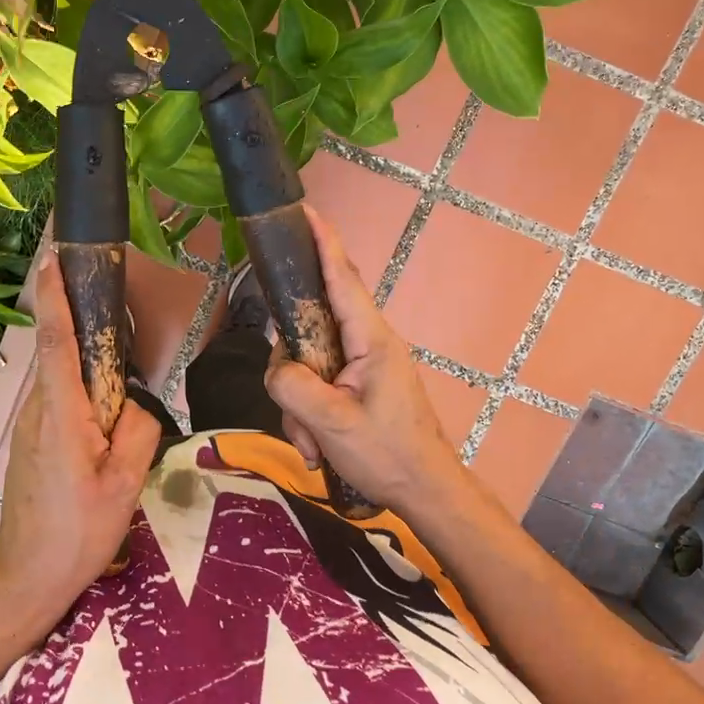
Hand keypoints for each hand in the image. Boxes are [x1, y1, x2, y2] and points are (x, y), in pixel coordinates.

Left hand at [0, 253, 160, 624]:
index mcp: (62, 413)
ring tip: (119, 397)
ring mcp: (29, 424)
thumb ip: (139, 428)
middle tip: (119, 320)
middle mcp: (37, 409)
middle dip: (84, 329)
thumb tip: (136, 399)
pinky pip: (59, 401)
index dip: (53, 295)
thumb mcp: (126, 483)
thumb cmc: (79, 531)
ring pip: (62, 380)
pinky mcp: (30, 439)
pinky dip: (81, 395)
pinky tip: (105, 427)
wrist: (28, 575)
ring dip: (87, 371)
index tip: (53, 257)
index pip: (54, 339)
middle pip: (61, 353)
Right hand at [262, 206, 469, 515]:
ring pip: (306, 362)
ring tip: (313, 441)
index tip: (306, 211)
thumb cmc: (388, 453)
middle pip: (309, 327)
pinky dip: (308, 414)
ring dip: (299, 403)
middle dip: (292, 368)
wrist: (426, 492)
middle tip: (296, 409)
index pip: (343, 278)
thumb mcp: (331, 423)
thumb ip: (292, 386)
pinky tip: (317, 445)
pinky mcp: (357, 384)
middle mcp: (367, 342)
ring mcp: (362, 364)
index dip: (324, 243)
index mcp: (371, 339)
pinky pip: (316, 384)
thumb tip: (277, 367)